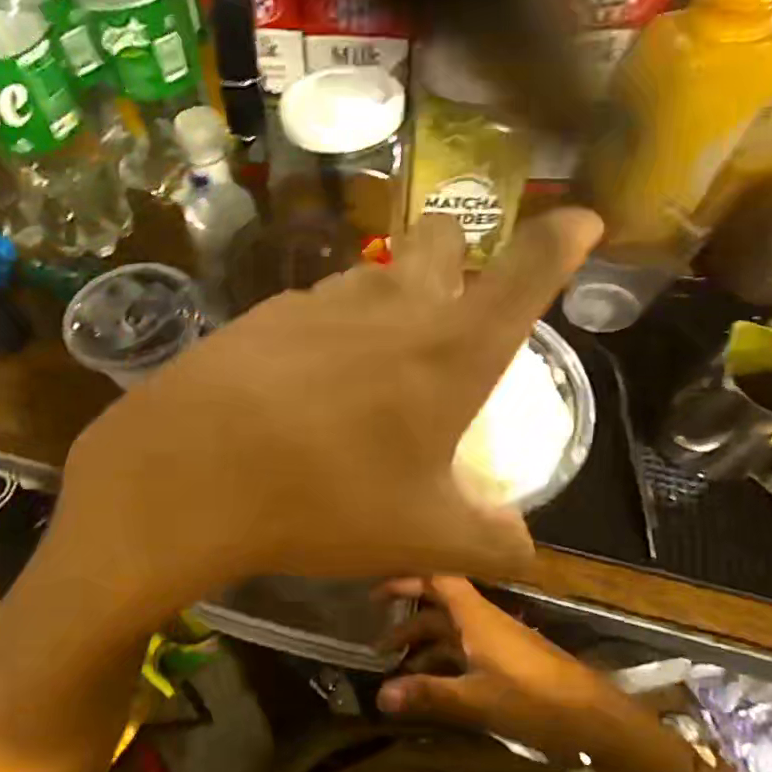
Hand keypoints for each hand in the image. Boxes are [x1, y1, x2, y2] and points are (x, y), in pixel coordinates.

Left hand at [49, 208, 602, 610]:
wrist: (191, 471)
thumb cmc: (324, 499)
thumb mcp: (423, 537)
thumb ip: (490, 542)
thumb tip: (522, 549)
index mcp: (452, 348)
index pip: (530, 270)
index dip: (563, 240)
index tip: (580, 221)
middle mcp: (392, 304)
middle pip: (441, 239)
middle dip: (457, 255)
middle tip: (450, 305)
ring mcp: (320, 300)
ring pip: (373, 272)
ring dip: (388, 297)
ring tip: (372, 361)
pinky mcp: (262, 312)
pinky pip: (313, 306)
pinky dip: (325, 330)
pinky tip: (301, 381)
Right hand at [376, 575, 700, 771]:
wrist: (599, 722)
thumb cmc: (534, 699)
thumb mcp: (476, 699)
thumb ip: (429, 694)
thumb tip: (380, 695)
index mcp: (476, 615)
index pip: (436, 579)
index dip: (406, 579)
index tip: (377, 592)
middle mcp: (485, 620)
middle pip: (439, 607)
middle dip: (407, 621)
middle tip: (377, 640)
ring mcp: (499, 641)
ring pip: (452, 632)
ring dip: (424, 645)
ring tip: (397, 669)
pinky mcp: (511, 663)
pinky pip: (467, 651)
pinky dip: (444, 662)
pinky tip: (433, 685)